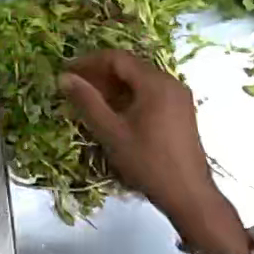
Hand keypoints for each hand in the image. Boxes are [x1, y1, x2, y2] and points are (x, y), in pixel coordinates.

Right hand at [60, 50, 245, 252]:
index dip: (88, 62)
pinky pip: (150, 93)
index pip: (117, 58)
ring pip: (139, 81)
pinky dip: (129, 97)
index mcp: (155, 82)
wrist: (188, 195)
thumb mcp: (111, 132)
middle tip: (75, 87)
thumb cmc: (148, 162)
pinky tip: (113, 113)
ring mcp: (179, 97)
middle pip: (129, 67)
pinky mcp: (181, 111)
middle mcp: (170, 82)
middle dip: (99, 74)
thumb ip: (87, 102)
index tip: (67, 71)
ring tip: (89, 101)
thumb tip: (65, 78)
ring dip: (113, 86)